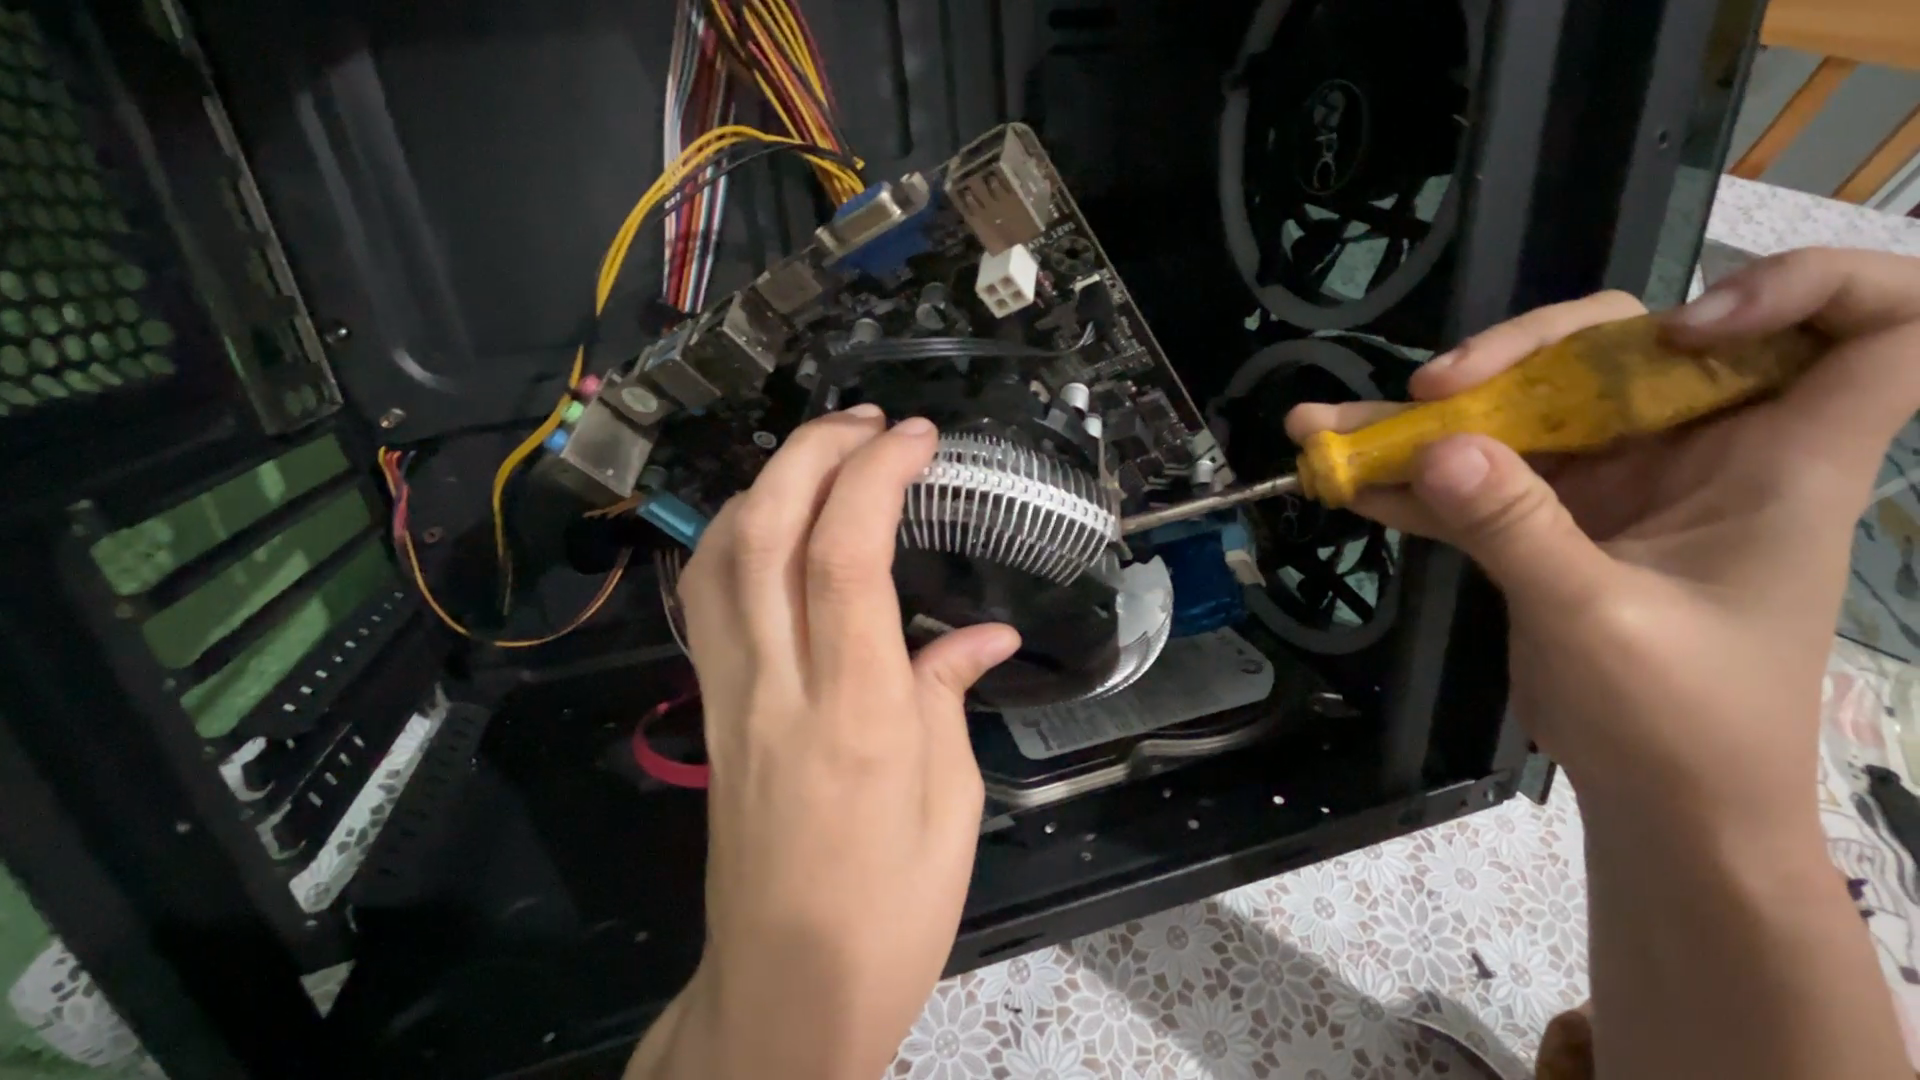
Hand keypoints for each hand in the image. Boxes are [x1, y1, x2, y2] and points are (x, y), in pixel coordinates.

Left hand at [627, 406, 1019, 1079]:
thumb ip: (949, 697)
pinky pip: (706, 602)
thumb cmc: (890, 910)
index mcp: (855, 712)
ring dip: (764, 484)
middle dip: (811, 452)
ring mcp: (731, 697)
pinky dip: (732, 538)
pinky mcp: (711, 712)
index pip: (846, 556)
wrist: (785, 986)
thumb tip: (978, 634)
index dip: (876, 475)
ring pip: (718, 558)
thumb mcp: (952, 805)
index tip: (916, 437)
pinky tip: (767, 523)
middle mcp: (778, 688)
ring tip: (820, 455)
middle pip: (765, 533)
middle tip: (866, 421)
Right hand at [1286, 249, 1919, 836]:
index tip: (1682, 327)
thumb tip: (1436, 447)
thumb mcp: (1597, 619)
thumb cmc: (1681, 721)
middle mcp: (1691, 453)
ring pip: (1522, 412)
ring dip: (1421, 418)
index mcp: (1772, 461)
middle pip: (1622, 346)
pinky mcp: (1546, 524)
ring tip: (1323, 424)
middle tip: (1430, 386)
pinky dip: (1408, 481)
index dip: (1801, 291)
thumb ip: (1518, 529)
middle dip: (1520, 350)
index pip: (1872, 332)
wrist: (1660, 805)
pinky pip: (1473, 480)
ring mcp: (1608, 486)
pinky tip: (1340, 480)